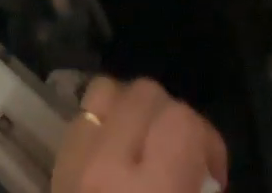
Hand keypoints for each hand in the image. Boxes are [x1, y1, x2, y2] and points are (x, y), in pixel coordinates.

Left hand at [52, 77, 226, 192]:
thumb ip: (197, 183)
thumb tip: (202, 164)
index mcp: (151, 189)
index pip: (181, 120)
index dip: (208, 139)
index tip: (213, 174)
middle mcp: (106, 161)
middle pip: (146, 92)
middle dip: (173, 118)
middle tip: (185, 160)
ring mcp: (74, 155)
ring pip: (108, 88)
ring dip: (135, 108)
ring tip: (150, 147)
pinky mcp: (57, 157)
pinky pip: (83, 111)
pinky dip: (106, 118)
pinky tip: (119, 149)